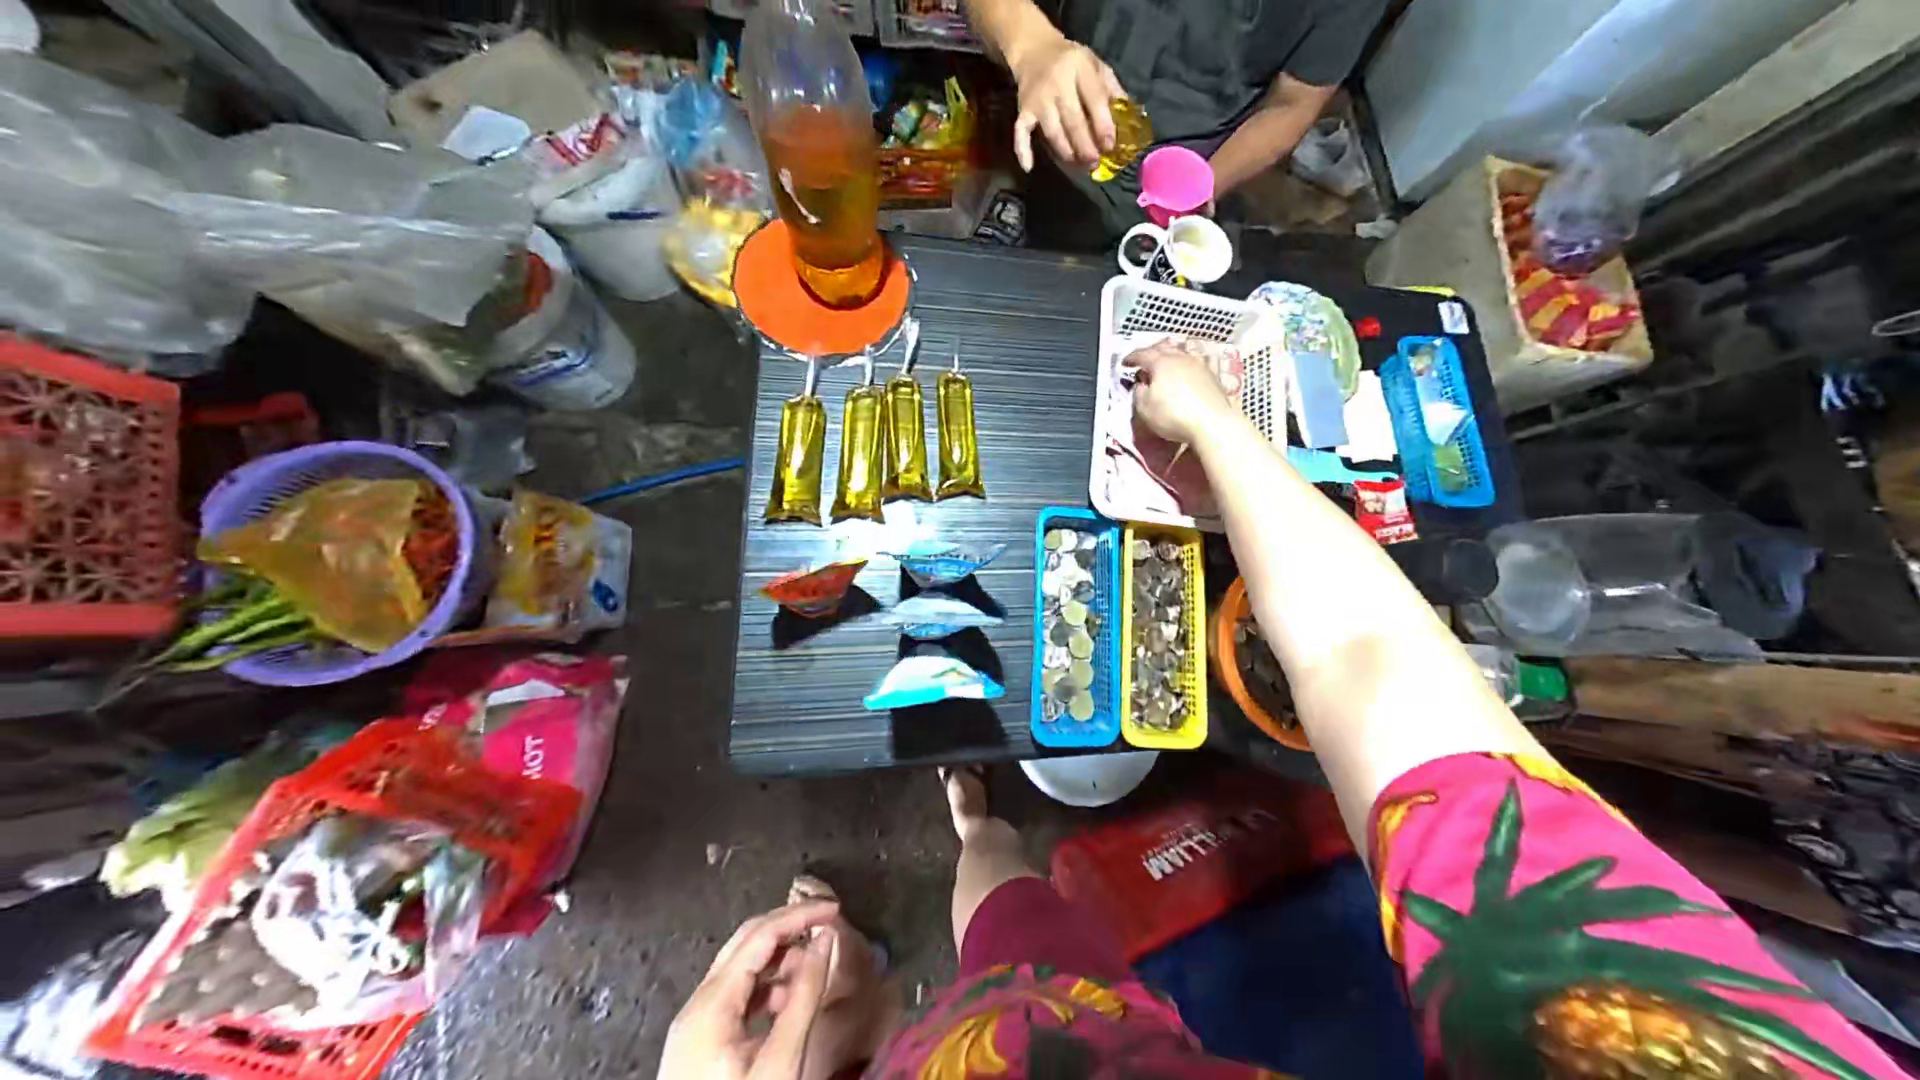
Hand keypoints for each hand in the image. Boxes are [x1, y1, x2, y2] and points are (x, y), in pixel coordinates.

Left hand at [658, 901, 840, 1079]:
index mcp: (712, 1002)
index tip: (837, 912)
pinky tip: (788, 1001)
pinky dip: (766, 986)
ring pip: (741, 967)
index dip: (800, 916)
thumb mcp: (779, 1062)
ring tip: (813, 970)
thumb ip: (804, 996)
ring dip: (779, 958)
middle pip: (746, 942)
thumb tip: (826, 939)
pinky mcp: (700, 1040)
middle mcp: (698, 1002)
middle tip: (828, 925)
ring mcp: (695, 1022)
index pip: (761, 934)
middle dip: (789, 927)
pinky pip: (736, 994)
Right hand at [1008, 32, 1123, 172]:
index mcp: (1080, 68)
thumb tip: (1132, 117)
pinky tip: (1029, 166)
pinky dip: (1022, 150)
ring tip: (1078, 165)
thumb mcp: (1096, 66)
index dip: (1103, 126)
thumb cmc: (1071, 63)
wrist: (1035, 51)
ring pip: (1053, 133)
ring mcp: (1039, 99)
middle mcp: (1058, 83)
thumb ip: (1112, 89)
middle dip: (1086, 146)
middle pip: (1073, 122)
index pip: (1094, 100)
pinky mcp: (1024, 110)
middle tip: (1094, 163)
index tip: (1109, 146)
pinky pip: (1021, 132)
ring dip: (1066, 153)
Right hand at [1128, 338, 1240, 446]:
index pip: (1142, 354)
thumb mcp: (1144, 408)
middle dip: (1151, 352)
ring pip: (1180, 354)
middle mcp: (1181, 358)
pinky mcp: (1211, 376)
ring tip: (1163, 367)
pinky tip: (1181, 376)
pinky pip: (1192, 365)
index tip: (1124, 363)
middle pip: (1164, 348)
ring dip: (1169, 358)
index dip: (1132, 358)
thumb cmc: (1173, 415)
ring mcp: (1199, 365)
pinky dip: (1182, 367)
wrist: (1212, 424)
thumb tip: (1142, 383)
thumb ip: (1138, 392)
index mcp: (1161, 362)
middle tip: (1144, 361)